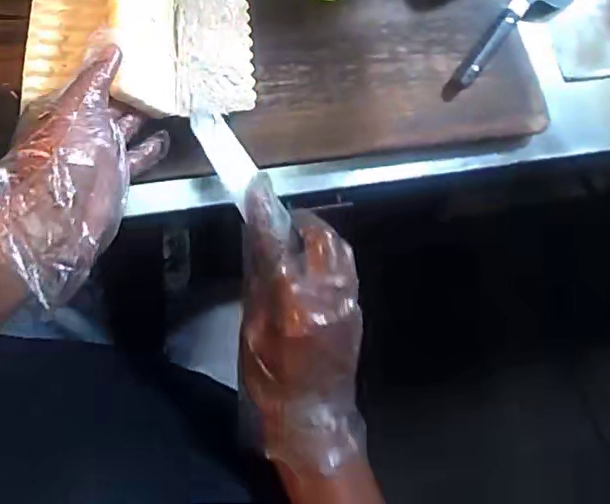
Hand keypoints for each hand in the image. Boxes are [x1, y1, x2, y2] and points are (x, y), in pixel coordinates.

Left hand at [0, 44, 167, 309]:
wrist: (58, 219)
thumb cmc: (59, 158)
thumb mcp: (77, 106)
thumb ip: (95, 78)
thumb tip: (111, 48)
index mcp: (66, 109)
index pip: (90, 81)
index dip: (108, 66)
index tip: (129, 49)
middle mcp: (82, 130)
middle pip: (111, 104)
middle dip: (129, 90)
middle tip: (154, 70)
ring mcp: (100, 154)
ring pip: (127, 127)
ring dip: (144, 115)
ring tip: (163, 97)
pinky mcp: (117, 176)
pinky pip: (139, 156)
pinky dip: (153, 147)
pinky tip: (165, 136)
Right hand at [241, 183, 366, 475]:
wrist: (312, 422)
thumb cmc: (269, 379)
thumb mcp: (251, 327)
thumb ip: (258, 277)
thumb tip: (257, 237)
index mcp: (291, 301)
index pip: (276, 239)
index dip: (264, 209)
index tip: (256, 186)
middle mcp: (325, 294)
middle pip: (319, 235)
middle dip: (299, 219)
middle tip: (280, 219)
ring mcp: (347, 301)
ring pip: (337, 246)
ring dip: (316, 234)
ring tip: (297, 237)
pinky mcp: (357, 309)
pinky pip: (345, 266)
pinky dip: (328, 254)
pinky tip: (313, 262)